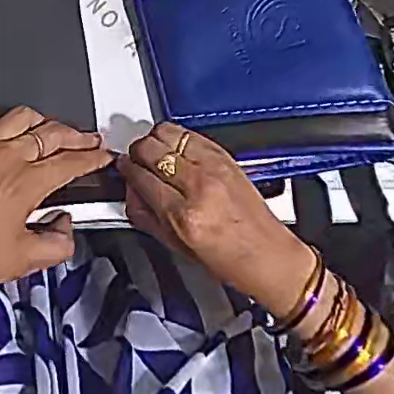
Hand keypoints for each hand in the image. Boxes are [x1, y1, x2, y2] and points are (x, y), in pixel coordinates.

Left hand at [0, 107, 113, 291]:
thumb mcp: (26, 260)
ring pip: (22, 117)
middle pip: (53, 133)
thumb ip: (58, 242)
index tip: (101, 157)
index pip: (71, 160)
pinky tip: (6, 128)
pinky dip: (1, 121)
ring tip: (52, 128)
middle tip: (88, 140)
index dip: (93, 158)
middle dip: (78, 135)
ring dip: (43, 121)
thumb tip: (64, 228)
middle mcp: (6, 157)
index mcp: (27, 182)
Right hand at [118, 123, 316, 317]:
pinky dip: (177, 137)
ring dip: (154, 139)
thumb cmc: (230, 260)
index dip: (126, 170)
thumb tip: (131, 192)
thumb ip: (147, 216)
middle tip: (135, 159)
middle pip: (151, 149)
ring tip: (153, 151)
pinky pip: (190, 134)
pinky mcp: (226, 157)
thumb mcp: (178, 248)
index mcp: (184, 216)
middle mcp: (199, 186)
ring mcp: (214, 167)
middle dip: (136, 152)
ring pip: (168, 133)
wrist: (269, 257)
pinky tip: (175, 149)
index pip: (141, 178)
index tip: (124, 168)